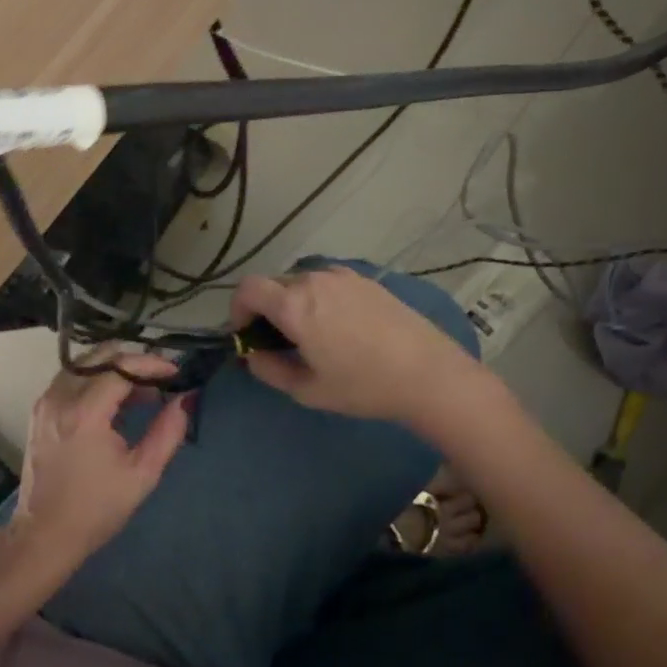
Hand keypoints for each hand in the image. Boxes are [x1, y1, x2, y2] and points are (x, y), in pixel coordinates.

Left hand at [8, 348, 189, 568]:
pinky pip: (70, 379)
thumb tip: (183, 400)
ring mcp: (45, 402)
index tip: (175, 372)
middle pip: (100, 356)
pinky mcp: (39, 411)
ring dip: (113, 369)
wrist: (45, 535)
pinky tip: (113, 404)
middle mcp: (59, 398)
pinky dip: (94, 380)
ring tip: (140, 393)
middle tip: (158, 380)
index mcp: (84, 413)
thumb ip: (167, 432)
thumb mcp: (142, 474)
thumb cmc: (96, 509)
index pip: (120, 367)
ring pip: (83, 364)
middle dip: (133, 361)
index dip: (151, 364)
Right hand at [231, 267, 490, 425]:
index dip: (238, 310)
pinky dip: (321, 298)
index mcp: (293, 304)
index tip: (248, 335)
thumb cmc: (363, 386)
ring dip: (295, 303)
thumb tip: (252, 355)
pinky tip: (342, 328)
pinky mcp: (366, 280)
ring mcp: (343, 276)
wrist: (428, 374)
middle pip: (274, 285)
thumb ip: (269, 369)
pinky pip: (328, 282)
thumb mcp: (307, 389)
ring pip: (302, 282)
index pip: (247, 289)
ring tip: (313, 335)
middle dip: (267, 309)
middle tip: (280, 342)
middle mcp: (313, 280)